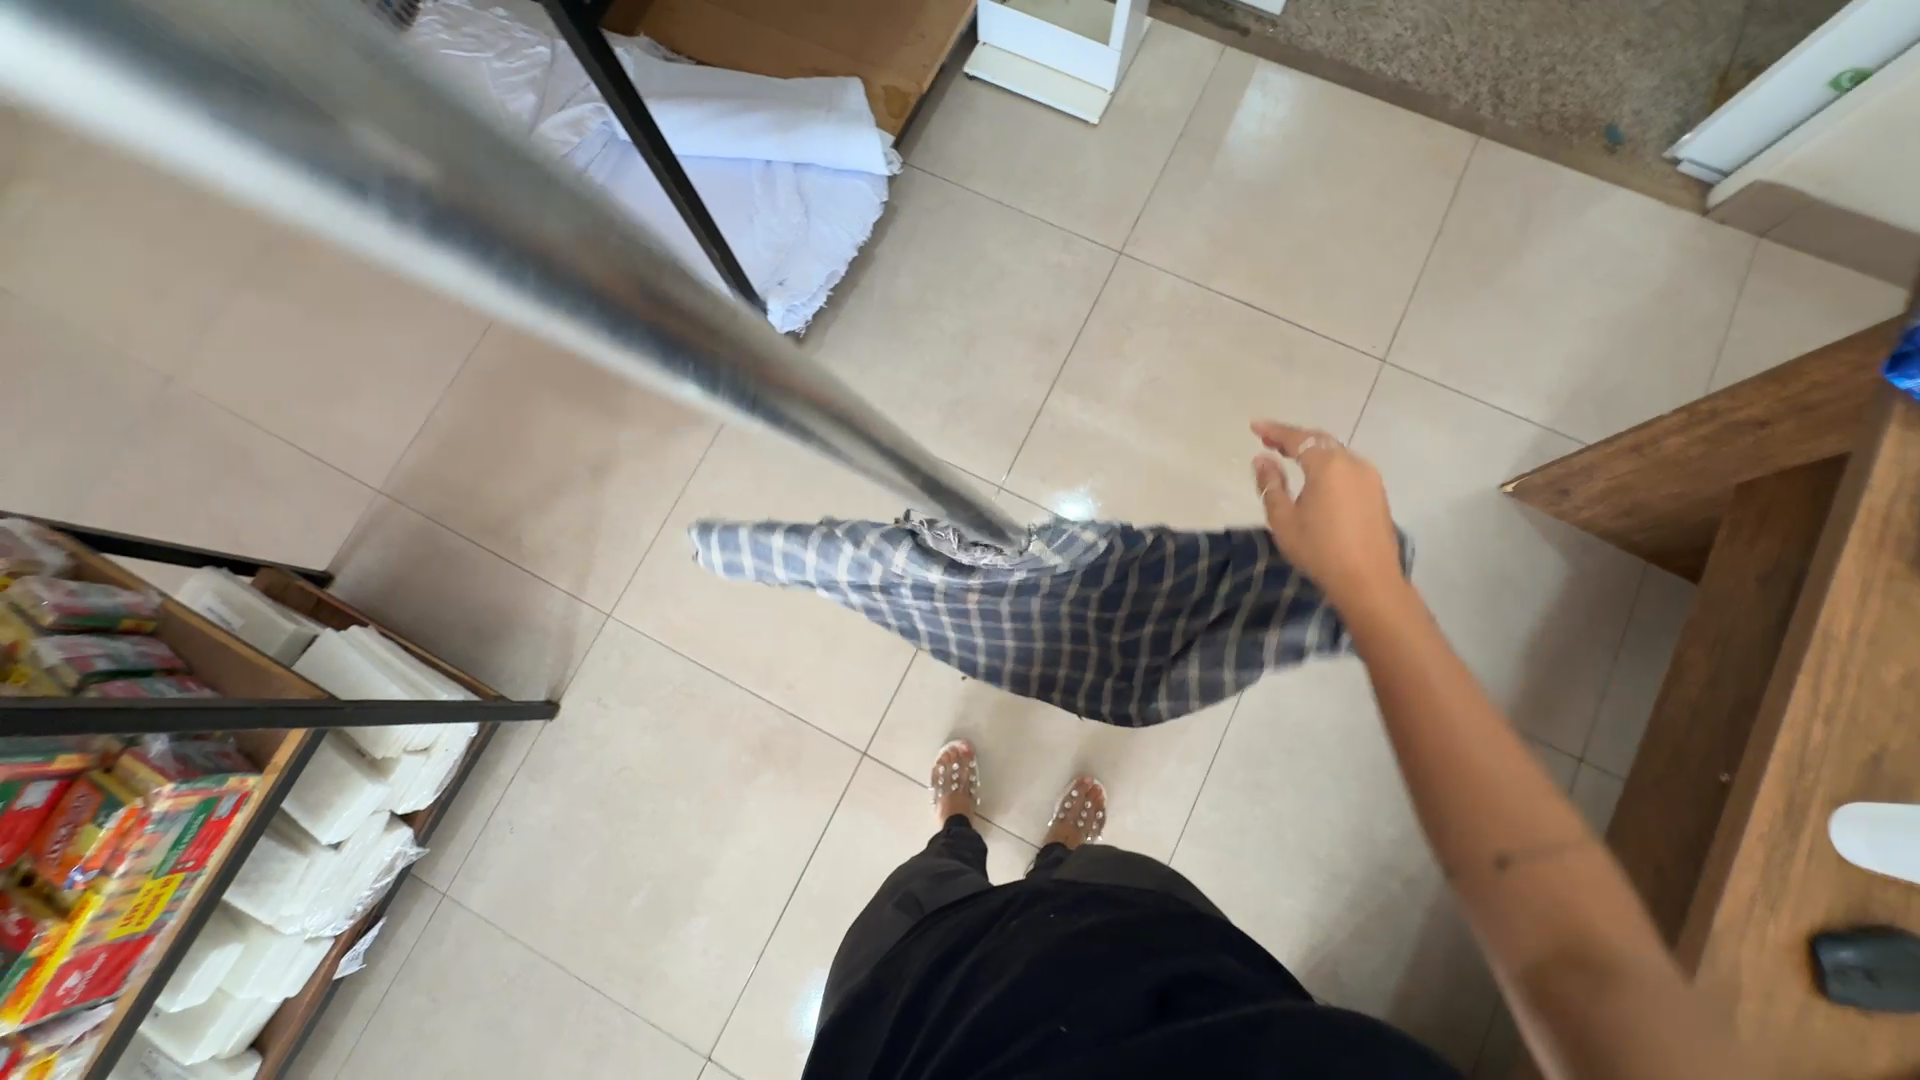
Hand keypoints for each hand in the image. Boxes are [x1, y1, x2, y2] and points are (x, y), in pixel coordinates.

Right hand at [1250, 420, 1403, 608]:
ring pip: (1336, 454)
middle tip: (1268, 440)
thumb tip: (1262, 460)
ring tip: (1289, 457)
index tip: (1254, 426)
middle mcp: (1353, 463)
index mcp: (1328, 466)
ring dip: (1312, 452)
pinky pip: (1347, 468)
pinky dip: (1327, 465)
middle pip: (1320, 441)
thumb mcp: (1284, 519)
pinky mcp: (1377, 493)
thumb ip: (1271, 484)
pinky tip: (1315, 477)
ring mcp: (1370, 477)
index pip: (1298, 438)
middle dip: (1294, 438)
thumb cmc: (1319, 549)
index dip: (1274, 431)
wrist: (1368, 580)